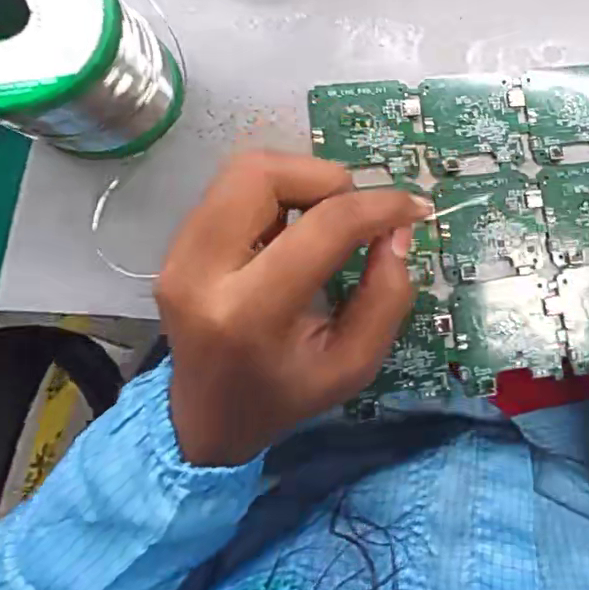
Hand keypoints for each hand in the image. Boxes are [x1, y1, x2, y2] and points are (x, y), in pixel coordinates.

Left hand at [155, 152, 429, 465]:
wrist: (206, 418)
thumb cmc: (286, 395)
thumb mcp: (353, 364)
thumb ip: (386, 296)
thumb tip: (395, 228)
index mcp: (249, 314)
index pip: (322, 228)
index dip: (379, 206)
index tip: (413, 209)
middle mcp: (201, 271)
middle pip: (263, 174)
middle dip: (326, 178)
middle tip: (355, 212)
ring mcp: (179, 252)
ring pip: (245, 171)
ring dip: (299, 181)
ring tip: (324, 219)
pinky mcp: (176, 243)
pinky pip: (232, 188)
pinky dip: (275, 194)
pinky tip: (290, 230)